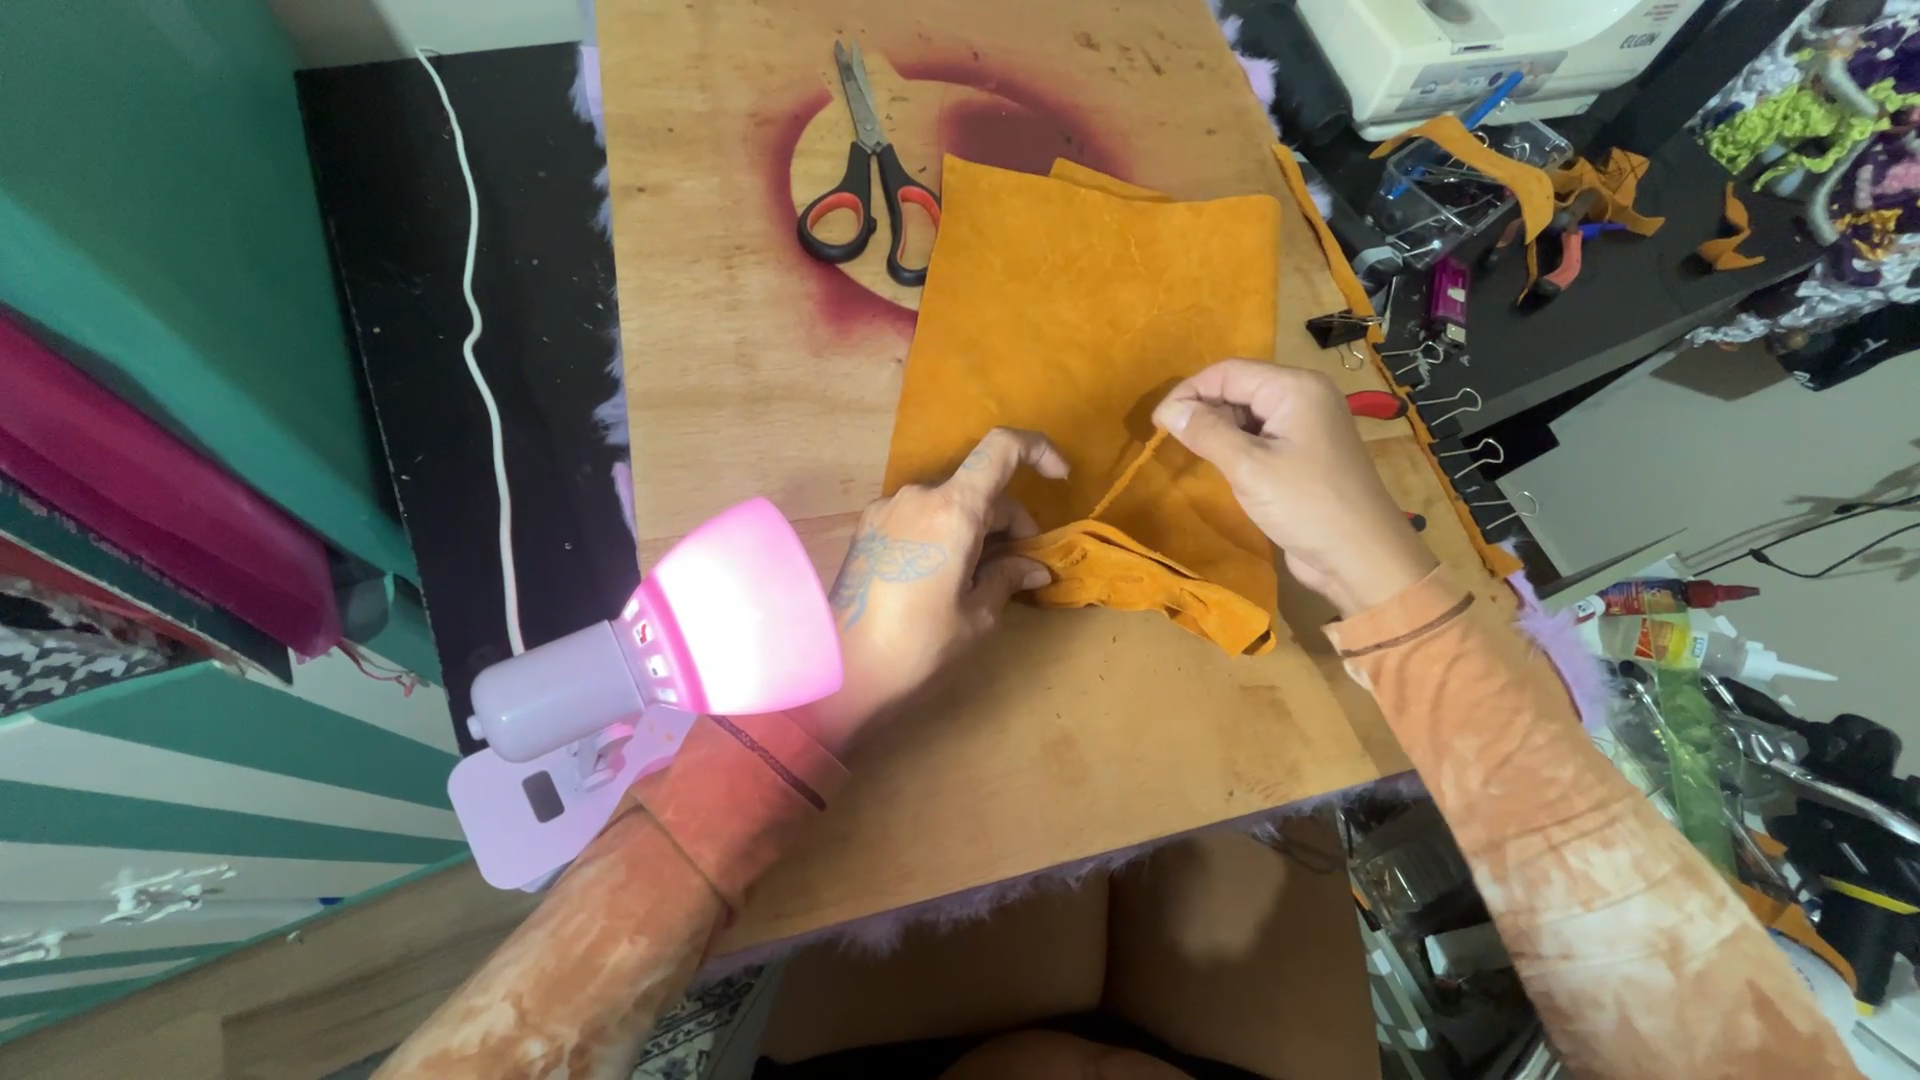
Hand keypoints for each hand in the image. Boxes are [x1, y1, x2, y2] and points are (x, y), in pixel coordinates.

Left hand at [788, 428, 1069, 754]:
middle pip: (978, 486)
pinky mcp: (868, 527)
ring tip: (979, 579)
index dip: (1038, 450)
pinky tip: (944, 576)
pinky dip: (945, 531)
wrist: (842, 670)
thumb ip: (1008, 578)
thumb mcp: (977, 615)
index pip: (1002, 448)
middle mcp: (917, 495)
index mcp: (952, 509)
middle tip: (1021, 568)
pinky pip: (920, 515)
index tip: (1059, 478)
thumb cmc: (917, 645)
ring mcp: (887, 508)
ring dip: (976, 527)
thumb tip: (1035, 569)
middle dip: (1009, 520)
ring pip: (949, 501)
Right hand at [1151, 360, 1435, 617]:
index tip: (1157, 422)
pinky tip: (1218, 464)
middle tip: (1169, 439)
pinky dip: (1236, 445)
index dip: (1189, 391)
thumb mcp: (1249, 467)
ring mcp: (1307, 426)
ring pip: (1248, 414)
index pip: (1230, 372)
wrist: (1362, 557)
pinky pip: (1261, 436)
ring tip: (1189, 452)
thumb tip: (1169, 411)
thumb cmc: (1306, 505)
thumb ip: (1206, 432)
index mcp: (1296, 388)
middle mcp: (1304, 398)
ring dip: (1217, 428)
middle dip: (1202, 408)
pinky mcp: (1304, 454)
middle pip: (1240, 388)